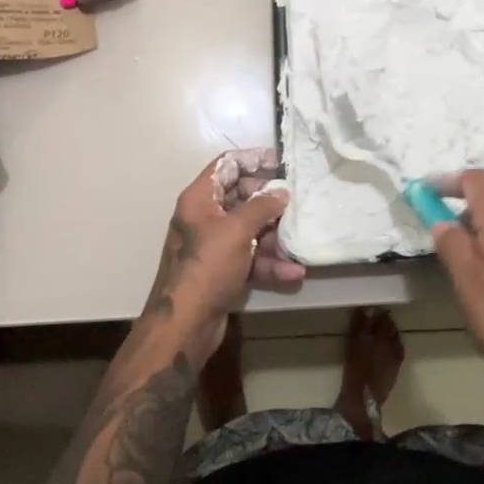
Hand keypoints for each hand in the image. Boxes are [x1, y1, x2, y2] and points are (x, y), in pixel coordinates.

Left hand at [142, 149, 305, 358]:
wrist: (185, 323)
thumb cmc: (207, 266)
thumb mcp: (237, 230)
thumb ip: (262, 207)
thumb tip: (281, 193)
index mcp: (199, 199)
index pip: (225, 165)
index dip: (252, 160)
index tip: (280, 162)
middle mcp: (204, 217)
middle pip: (240, 197)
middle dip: (269, 203)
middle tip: (296, 203)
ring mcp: (213, 245)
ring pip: (249, 230)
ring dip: (274, 238)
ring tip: (298, 243)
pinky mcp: (222, 270)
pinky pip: (249, 258)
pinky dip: (269, 264)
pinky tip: (292, 272)